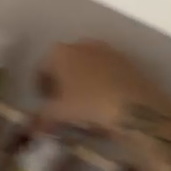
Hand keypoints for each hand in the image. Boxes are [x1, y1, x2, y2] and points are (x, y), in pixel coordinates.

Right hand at [35, 41, 168, 133]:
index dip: (42, 89)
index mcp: (59, 52)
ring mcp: (107, 50)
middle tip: (66, 105)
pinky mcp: (128, 61)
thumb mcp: (59, 114)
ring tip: (87, 105)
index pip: (41, 70)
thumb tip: (32, 126)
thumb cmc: (89, 105)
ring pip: (87, 67)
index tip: (46, 105)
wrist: (137, 108)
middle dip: (63, 83)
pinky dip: (103, 83)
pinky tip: (106, 102)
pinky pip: (107, 72)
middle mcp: (81, 44)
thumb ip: (42, 118)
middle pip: (65, 65)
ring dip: (83, 82)